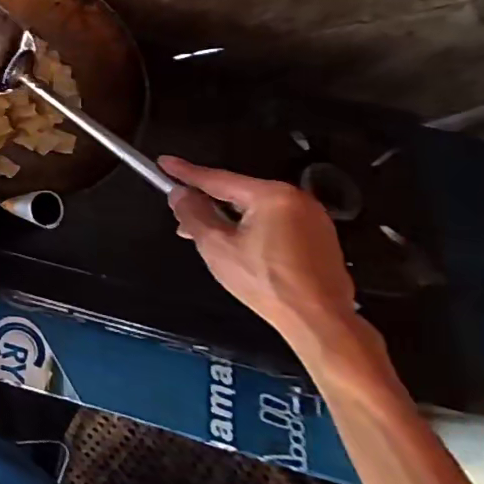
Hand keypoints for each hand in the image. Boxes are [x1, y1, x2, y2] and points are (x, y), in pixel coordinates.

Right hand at [160, 156, 365, 356]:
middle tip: (181, 219)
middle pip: (238, 194)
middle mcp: (296, 199)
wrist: (318, 320)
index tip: (164, 163)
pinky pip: (274, 223)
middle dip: (207, 205)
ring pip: (256, 210)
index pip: (218, 179)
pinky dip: (250, 229)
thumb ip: (194, 214)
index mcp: (272, 196)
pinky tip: (236, 248)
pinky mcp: (319, 238)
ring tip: (204, 238)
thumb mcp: (217, 247)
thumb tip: (180, 194)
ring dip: (227, 220)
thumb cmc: (265, 282)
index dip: (186, 172)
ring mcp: (312, 218)